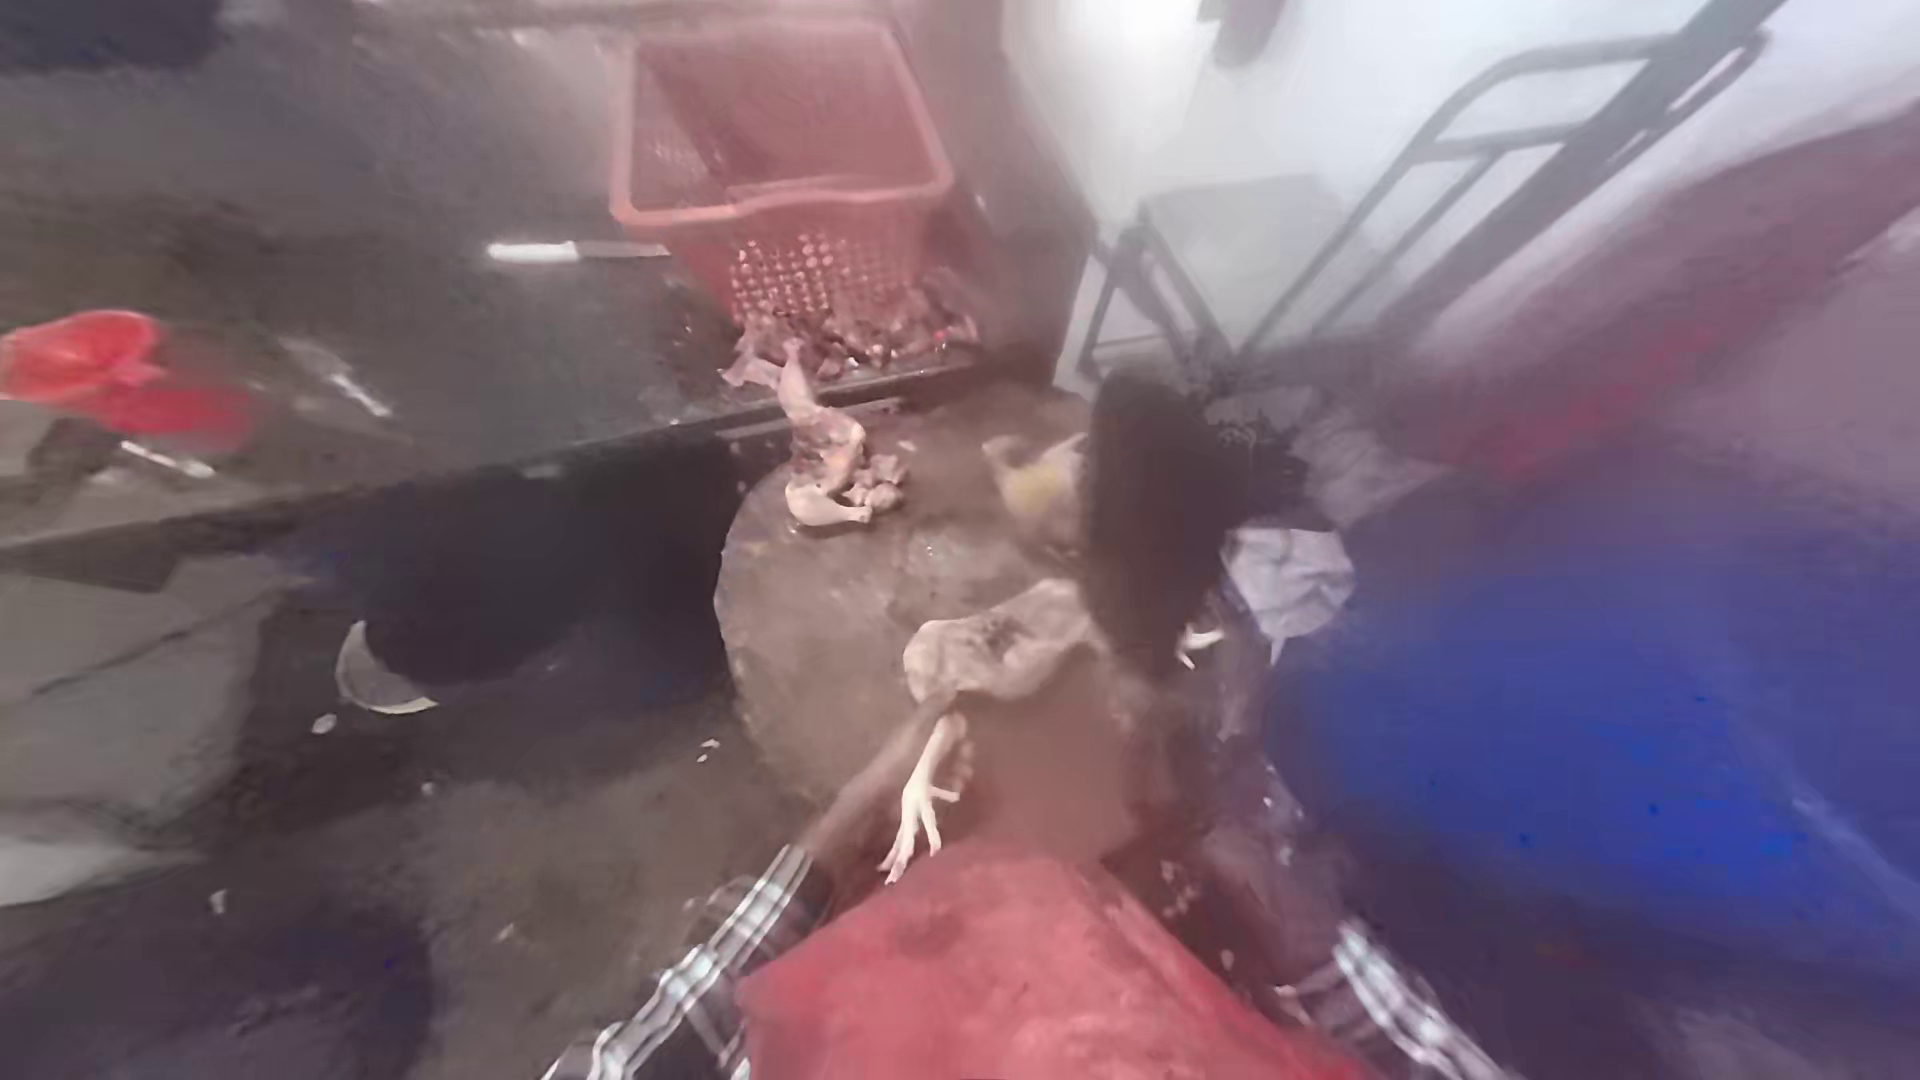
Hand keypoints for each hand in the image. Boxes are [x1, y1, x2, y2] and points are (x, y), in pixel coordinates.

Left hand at [797, 693, 971, 865]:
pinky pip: (950, 788)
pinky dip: (955, 787)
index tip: (966, 733)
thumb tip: (952, 684)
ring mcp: (926, 775)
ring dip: (962, 770)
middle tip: (965, 758)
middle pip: (953, 747)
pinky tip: (955, 790)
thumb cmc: (900, 760)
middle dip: (963, 751)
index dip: (958, 728)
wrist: (881, 803)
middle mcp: (923, 751)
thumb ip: (933, 708)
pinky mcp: (929, 797)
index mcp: (918, 732)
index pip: (946, 725)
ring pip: (954, 768)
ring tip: (960, 777)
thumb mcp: (916, 727)